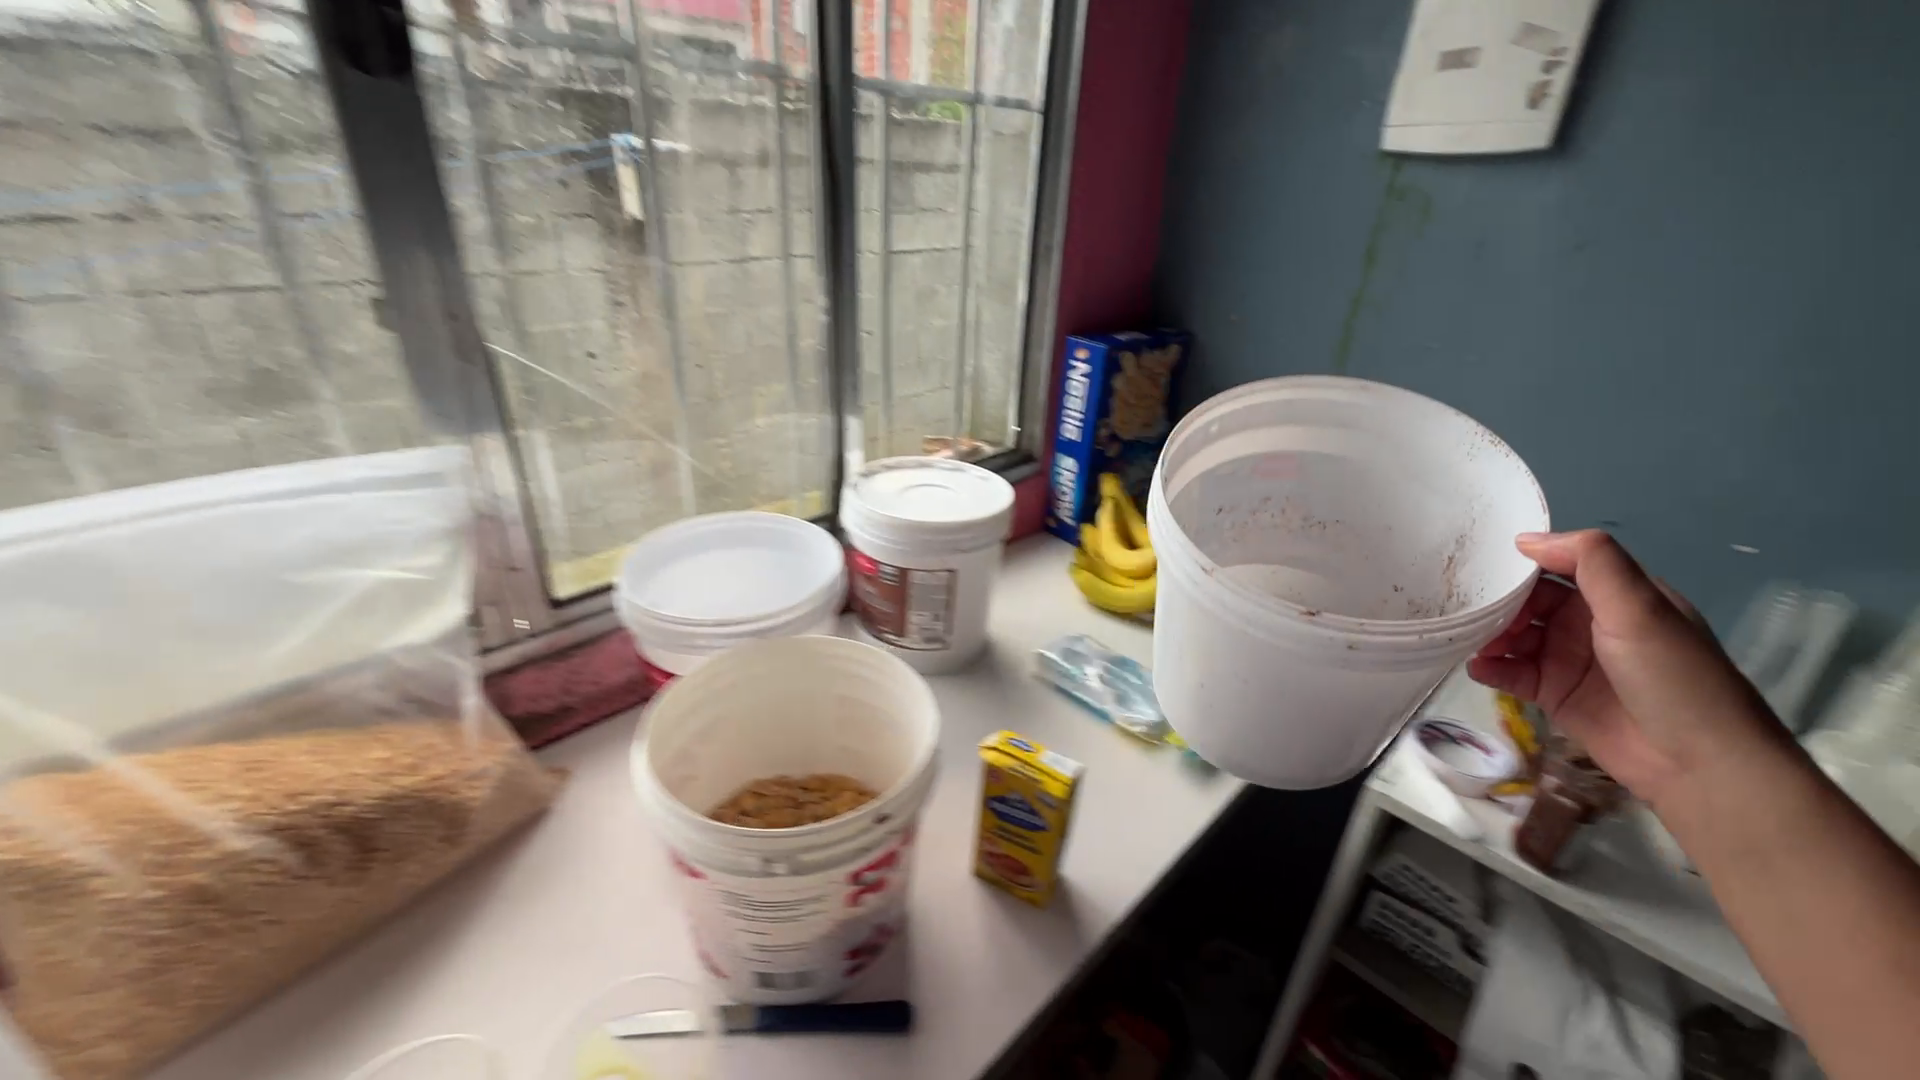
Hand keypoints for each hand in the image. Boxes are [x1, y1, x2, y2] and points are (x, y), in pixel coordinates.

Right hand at [1467, 530, 1783, 808]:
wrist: (1700, 764)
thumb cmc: (1672, 675)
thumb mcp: (1640, 607)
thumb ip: (1590, 562)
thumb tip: (1525, 540)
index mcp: (1616, 595)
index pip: (1558, 566)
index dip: (1521, 564)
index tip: (1481, 563)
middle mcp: (1589, 623)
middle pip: (1529, 601)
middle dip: (1497, 602)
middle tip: (1468, 609)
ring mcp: (1569, 660)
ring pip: (1514, 636)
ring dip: (1489, 635)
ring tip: (1471, 641)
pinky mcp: (1554, 694)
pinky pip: (1511, 673)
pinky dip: (1490, 667)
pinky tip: (1478, 668)